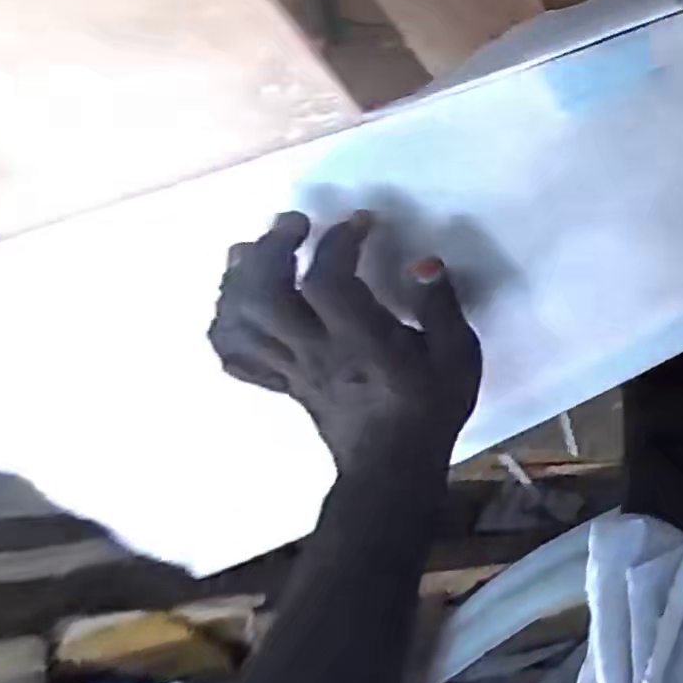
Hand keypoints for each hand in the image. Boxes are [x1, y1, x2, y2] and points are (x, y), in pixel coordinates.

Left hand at [208, 211, 482, 472]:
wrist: (394, 462)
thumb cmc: (434, 403)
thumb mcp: (458, 352)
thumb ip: (441, 307)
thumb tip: (425, 263)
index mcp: (361, 342)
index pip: (330, 282)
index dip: (338, 243)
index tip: (361, 221)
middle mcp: (314, 352)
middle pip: (265, 296)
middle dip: (272, 250)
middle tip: (293, 221)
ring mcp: (289, 369)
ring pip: (237, 321)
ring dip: (237, 278)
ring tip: (251, 249)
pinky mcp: (280, 382)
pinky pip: (233, 353)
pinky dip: (223, 322)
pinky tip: (236, 302)